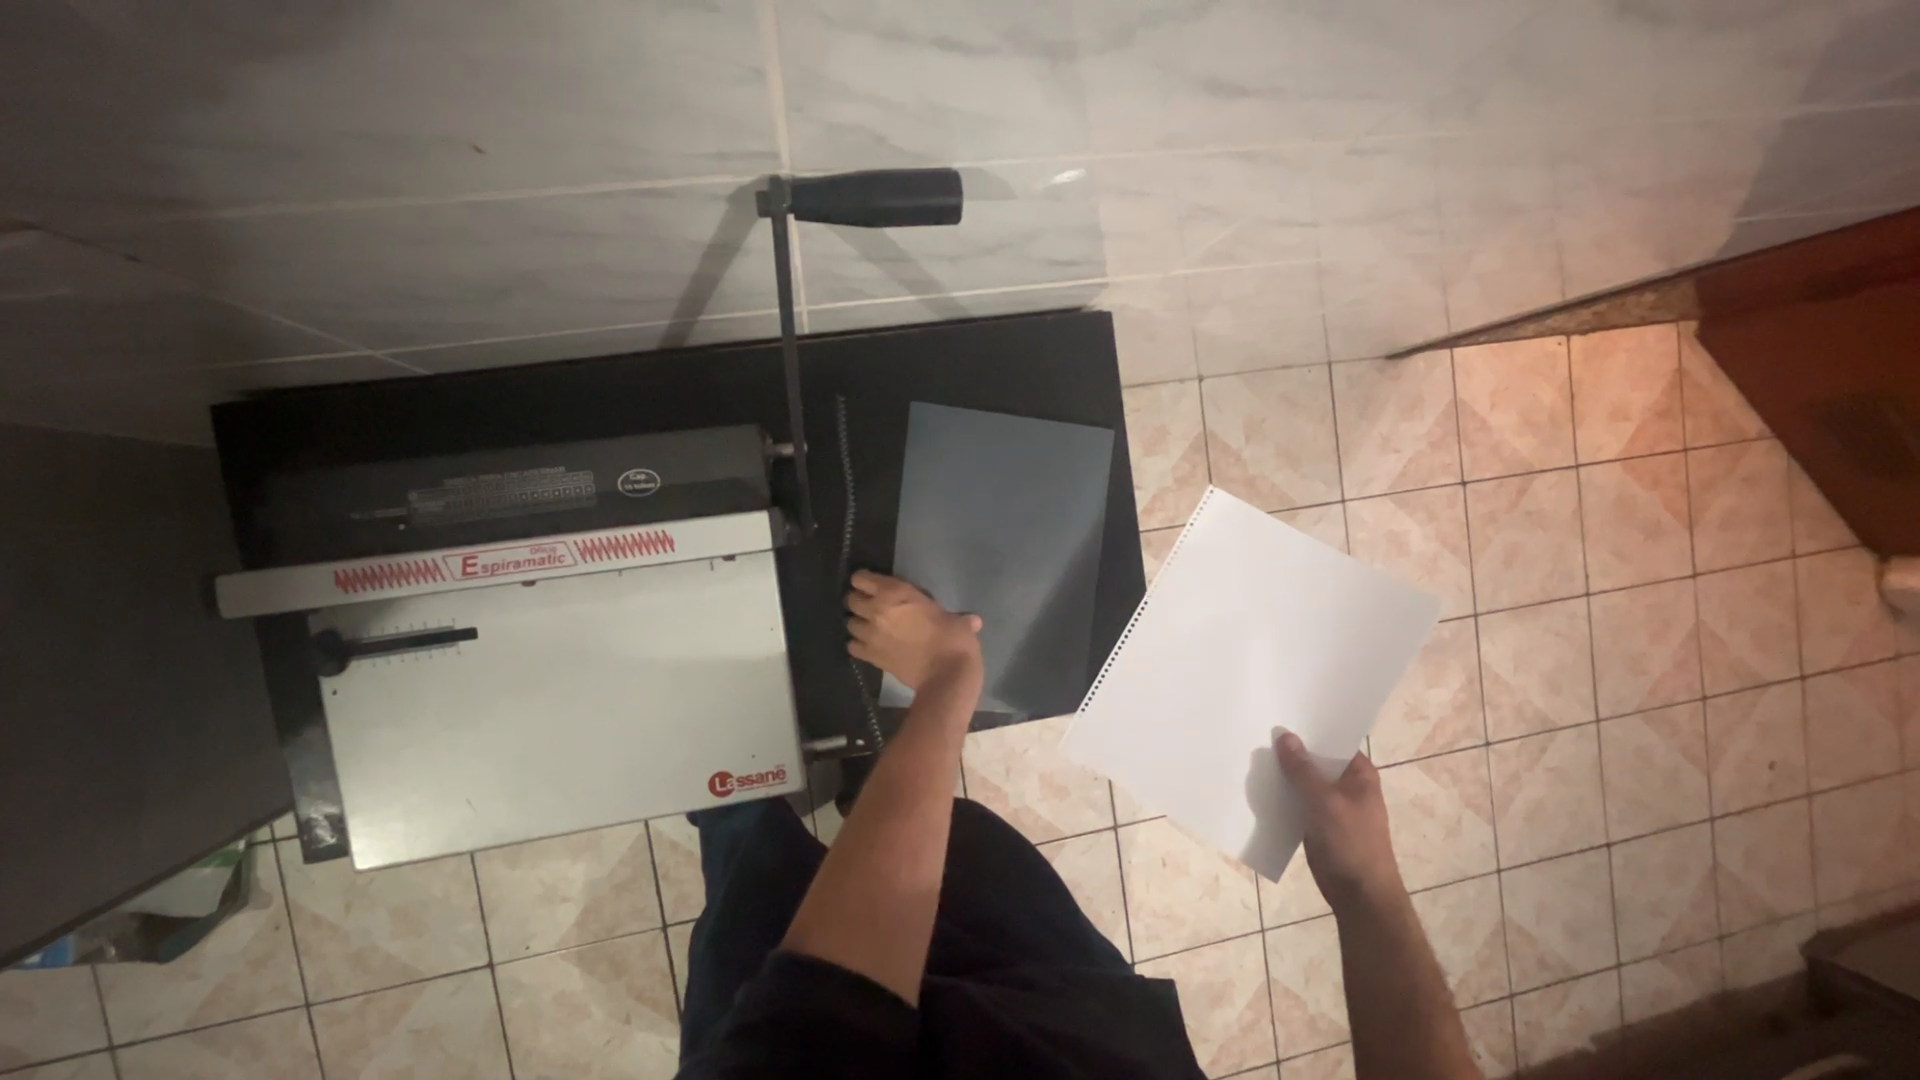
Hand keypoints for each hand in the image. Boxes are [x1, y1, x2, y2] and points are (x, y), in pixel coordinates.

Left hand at [846, 571, 982, 689]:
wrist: (946, 676)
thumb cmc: (954, 642)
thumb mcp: (959, 623)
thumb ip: (961, 619)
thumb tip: (974, 622)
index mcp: (898, 593)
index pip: (862, 578)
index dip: (863, 580)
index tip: (869, 585)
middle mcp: (878, 609)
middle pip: (851, 600)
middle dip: (857, 602)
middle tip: (870, 607)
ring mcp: (871, 634)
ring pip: (849, 623)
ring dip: (857, 624)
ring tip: (868, 628)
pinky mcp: (871, 656)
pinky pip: (852, 646)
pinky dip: (857, 645)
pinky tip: (868, 647)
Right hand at [1274, 731, 1403, 911]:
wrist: (1359, 893)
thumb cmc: (1351, 842)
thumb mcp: (1325, 800)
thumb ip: (1302, 769)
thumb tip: (1284, 735)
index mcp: (1359, 773)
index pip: (1332, 741)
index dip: (1309, 729)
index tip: (1280, 715)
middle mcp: (1345, 784)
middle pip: (1314, 759)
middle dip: (1290, 750)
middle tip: (1258, 730)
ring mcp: (1330, 803)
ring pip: (1302, 780)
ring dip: (1283, 773)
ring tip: (1252, 753)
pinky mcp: (1316, 821)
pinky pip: (1295, 800)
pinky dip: (1281, 794)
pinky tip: (1257, 784)